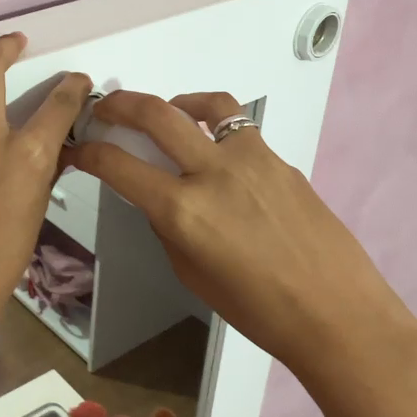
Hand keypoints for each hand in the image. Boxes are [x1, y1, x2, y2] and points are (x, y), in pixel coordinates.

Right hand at [67, 90, 416, 381]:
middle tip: (106, 108)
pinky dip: (215, 127)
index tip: (77, 149)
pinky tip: (215, 151)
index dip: (88, 152)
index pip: (118, 165)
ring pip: (205, 104)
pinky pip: (239, 128)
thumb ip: (166, 225)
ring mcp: (252, 160)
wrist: (338, 315)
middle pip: (155, 113)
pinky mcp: (280, 160)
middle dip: (120, 104)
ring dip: (175, 101)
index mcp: (183, 210)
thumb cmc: (256, 310)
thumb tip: (155, 196)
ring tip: (169, 113)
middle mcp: (213, 173)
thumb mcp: (190, 273)